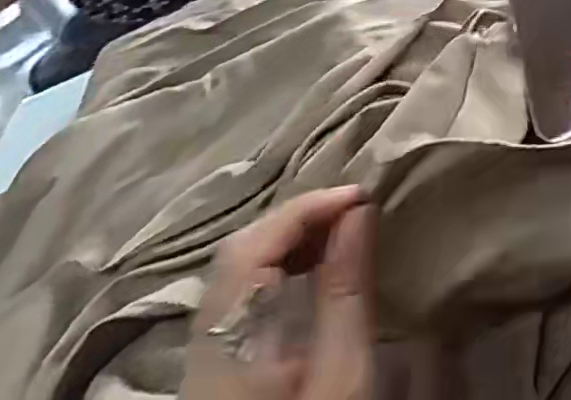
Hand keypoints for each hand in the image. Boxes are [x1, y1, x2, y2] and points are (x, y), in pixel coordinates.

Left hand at [181, 187, 375, 399]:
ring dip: (294, 233)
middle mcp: (206, 340)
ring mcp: (206, 349)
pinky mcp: (219, 358)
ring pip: (239, 266)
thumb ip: (346, 290)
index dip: (307, 209)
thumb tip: (360, 212)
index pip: (253, 249)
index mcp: (231, 344)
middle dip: (301, 215)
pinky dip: (285, 258)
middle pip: (239, 251)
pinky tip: (318, 260)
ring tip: (346, 225)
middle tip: (358, 206)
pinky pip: (245, 286)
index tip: (364, 196)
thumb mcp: (344, 375)